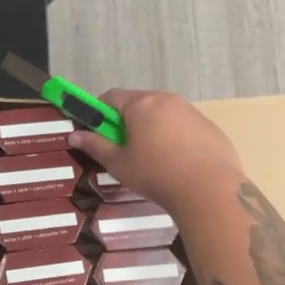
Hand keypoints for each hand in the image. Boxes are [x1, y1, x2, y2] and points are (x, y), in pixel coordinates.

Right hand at [68, 89, 245, 210]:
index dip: (98, 111)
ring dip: (151, 128)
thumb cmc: (154, 173)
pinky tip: (176, 162)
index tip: (95, 130)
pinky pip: (184, 126)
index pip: (110, 96)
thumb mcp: (117, 162)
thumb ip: (94, 145)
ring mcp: (192, 111)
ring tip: (151, 157)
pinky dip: (174, 137)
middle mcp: (167, 100)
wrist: (208, 188)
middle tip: (122, 147)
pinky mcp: (210, 127)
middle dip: (126, 120)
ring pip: (163, 114)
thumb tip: (73, 135)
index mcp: (141, 104)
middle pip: (139, 103)